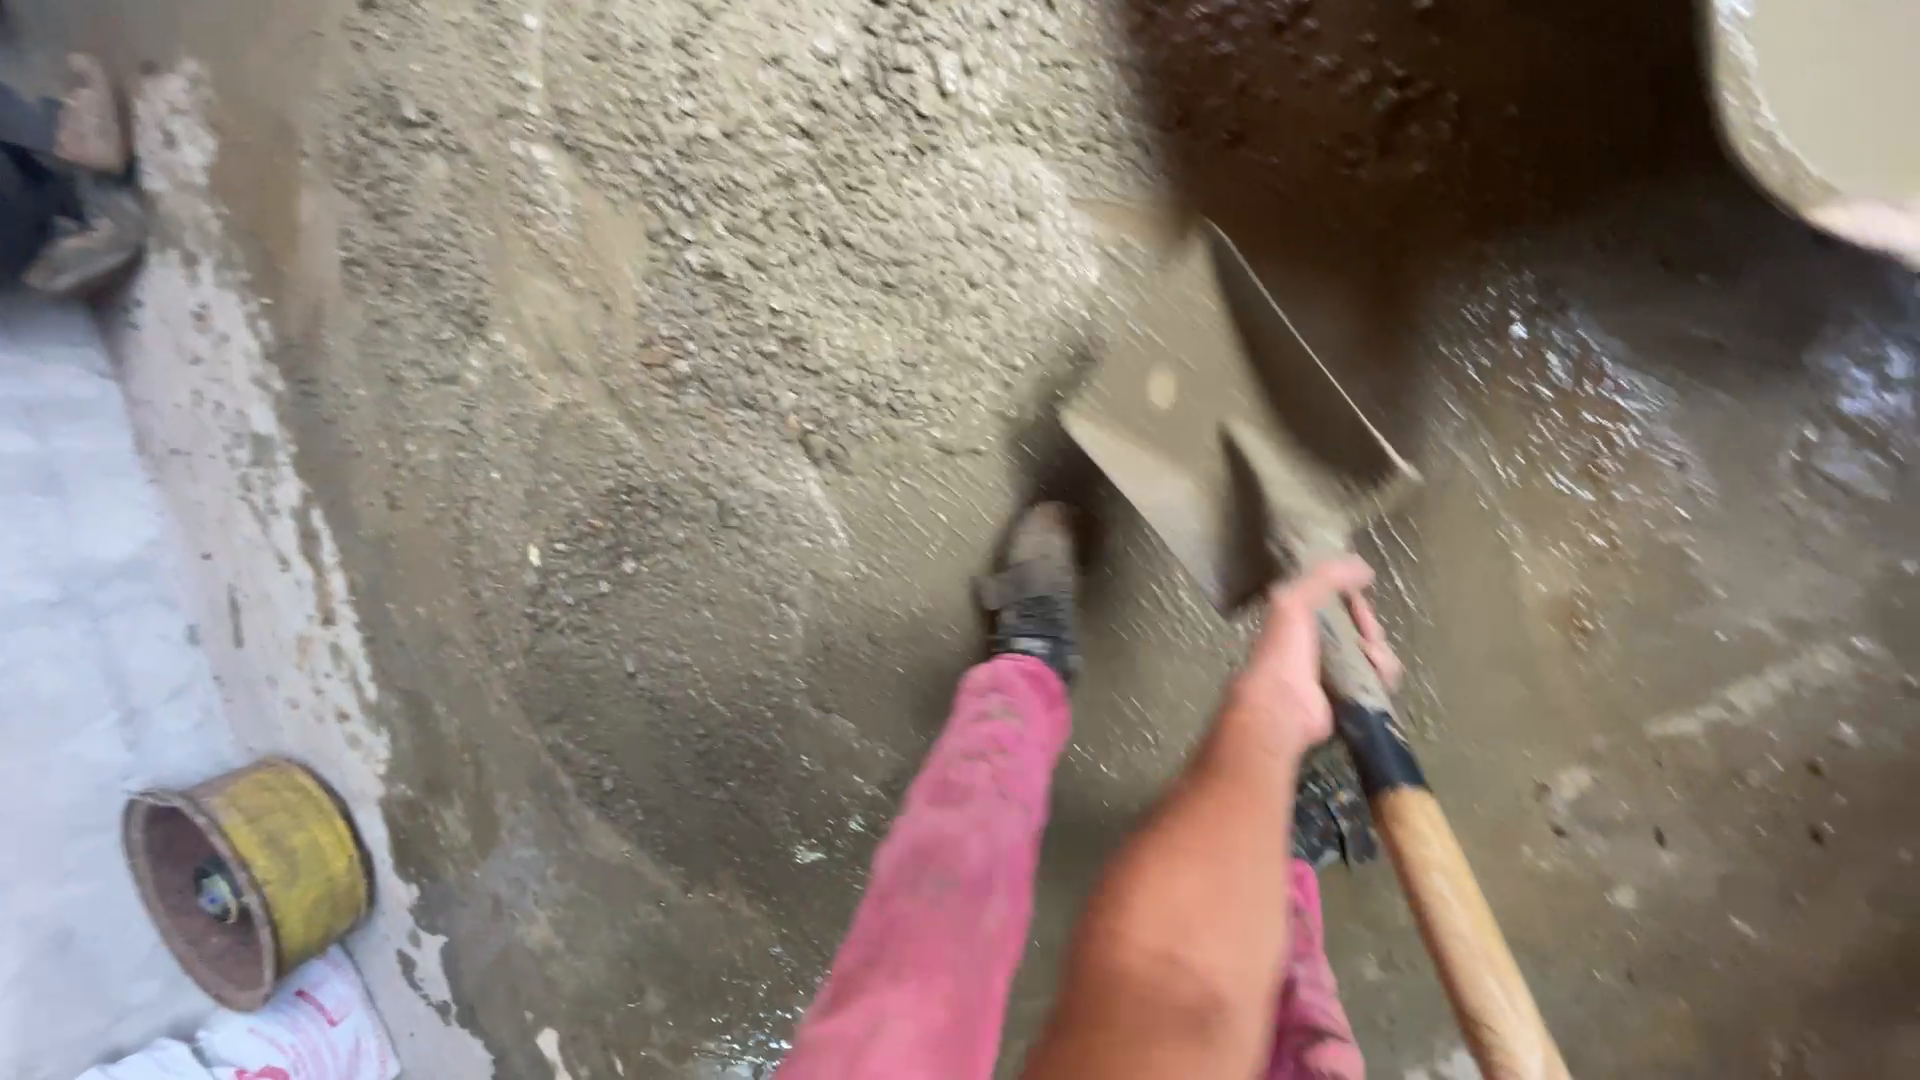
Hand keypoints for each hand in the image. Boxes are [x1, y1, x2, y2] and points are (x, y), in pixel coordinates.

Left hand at [1229, 556, 1401, 754]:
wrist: (1283, 705)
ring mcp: (1334, 672)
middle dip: (1370, 629)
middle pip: (1361, 629)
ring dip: (1381, 655)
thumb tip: (1363, 566)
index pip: (1339, 603)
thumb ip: (1325, 577)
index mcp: (1300, 619)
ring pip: (1376, 655)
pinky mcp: (1350, 695)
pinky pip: (1379, 680)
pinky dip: (1383, 676)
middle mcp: (1316, 644)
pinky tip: (1376, 677)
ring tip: (1371, 661)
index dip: (1355, 602)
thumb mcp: (1295, 601)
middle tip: (1366, 637)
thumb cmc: (1285, 649)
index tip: (1358, 603)